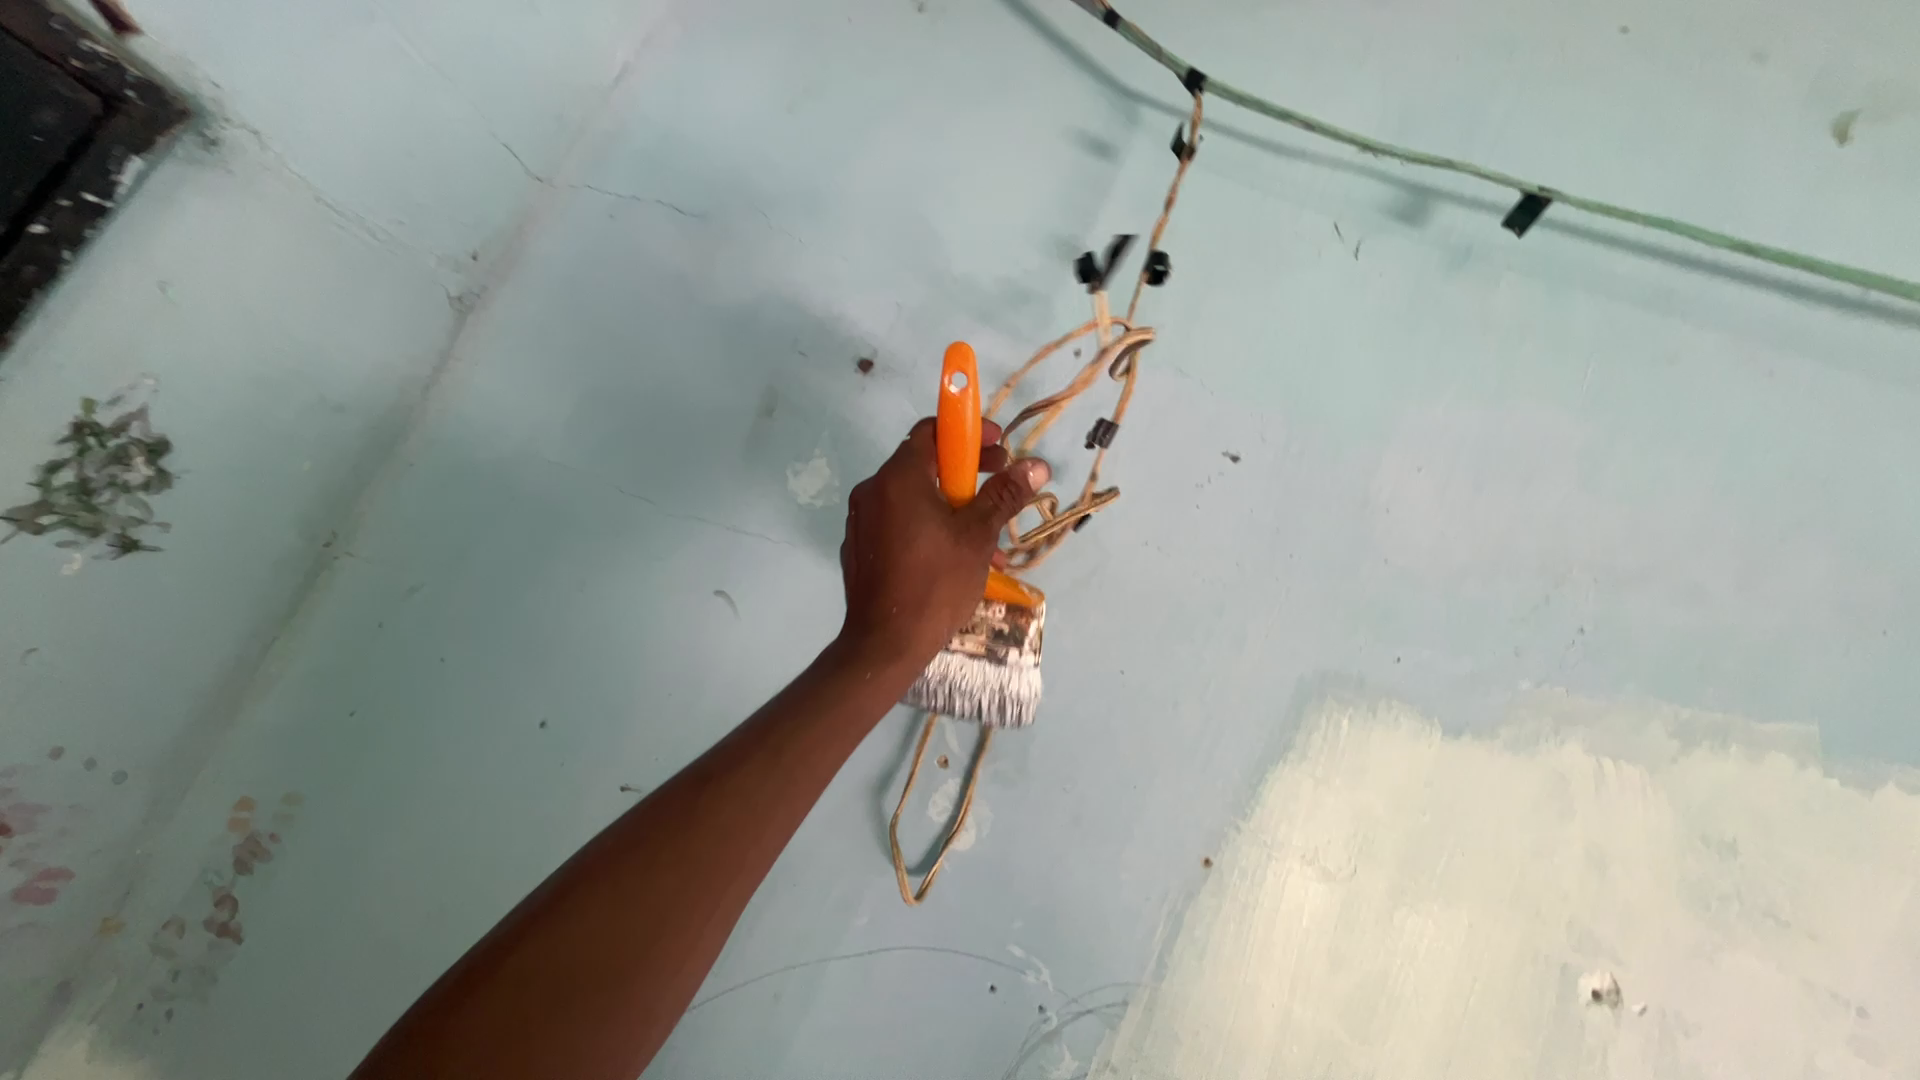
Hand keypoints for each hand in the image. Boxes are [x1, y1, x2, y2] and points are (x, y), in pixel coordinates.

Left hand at [836, 418, 1049, 668]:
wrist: (884, 643)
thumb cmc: (935, 584)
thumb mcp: (977, 537)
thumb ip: (1004, 496)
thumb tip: (1036, 465)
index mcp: (898, 478)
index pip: (931, 431)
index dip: (968, 432)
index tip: (999, 447)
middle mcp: (873, 491)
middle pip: (924, 464)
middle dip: (967, 472)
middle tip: (1001, 483)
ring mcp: (861, 520)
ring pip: (914, 498)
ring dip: (952, 506)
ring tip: (987, 537)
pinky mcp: (860, 547)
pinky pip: (899, 523)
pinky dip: (928, 527)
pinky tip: (954, 557)